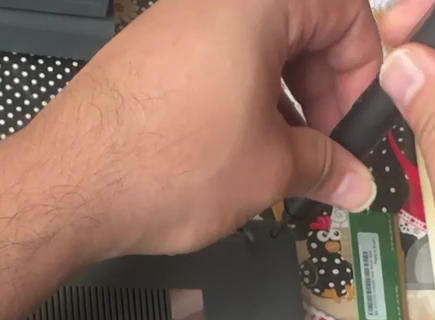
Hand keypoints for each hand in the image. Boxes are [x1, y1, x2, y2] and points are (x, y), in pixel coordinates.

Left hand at [15, 0, 386, 256]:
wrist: (72, 187)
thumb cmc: (162, 165)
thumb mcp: (267, 172)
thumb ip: (324, 168)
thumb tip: (354, 180)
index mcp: (258, 2)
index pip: (344, 12)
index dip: (362, 75)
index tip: (355, 125)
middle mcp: (214, 0)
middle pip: (298, 31)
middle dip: (319, 97)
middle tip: (322, 152)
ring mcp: (174, 25)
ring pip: (254, 57)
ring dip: (279, 109)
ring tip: (277, 166)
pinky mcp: (147, 59)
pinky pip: (213, 72)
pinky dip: (237, 109)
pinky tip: (233, 159)